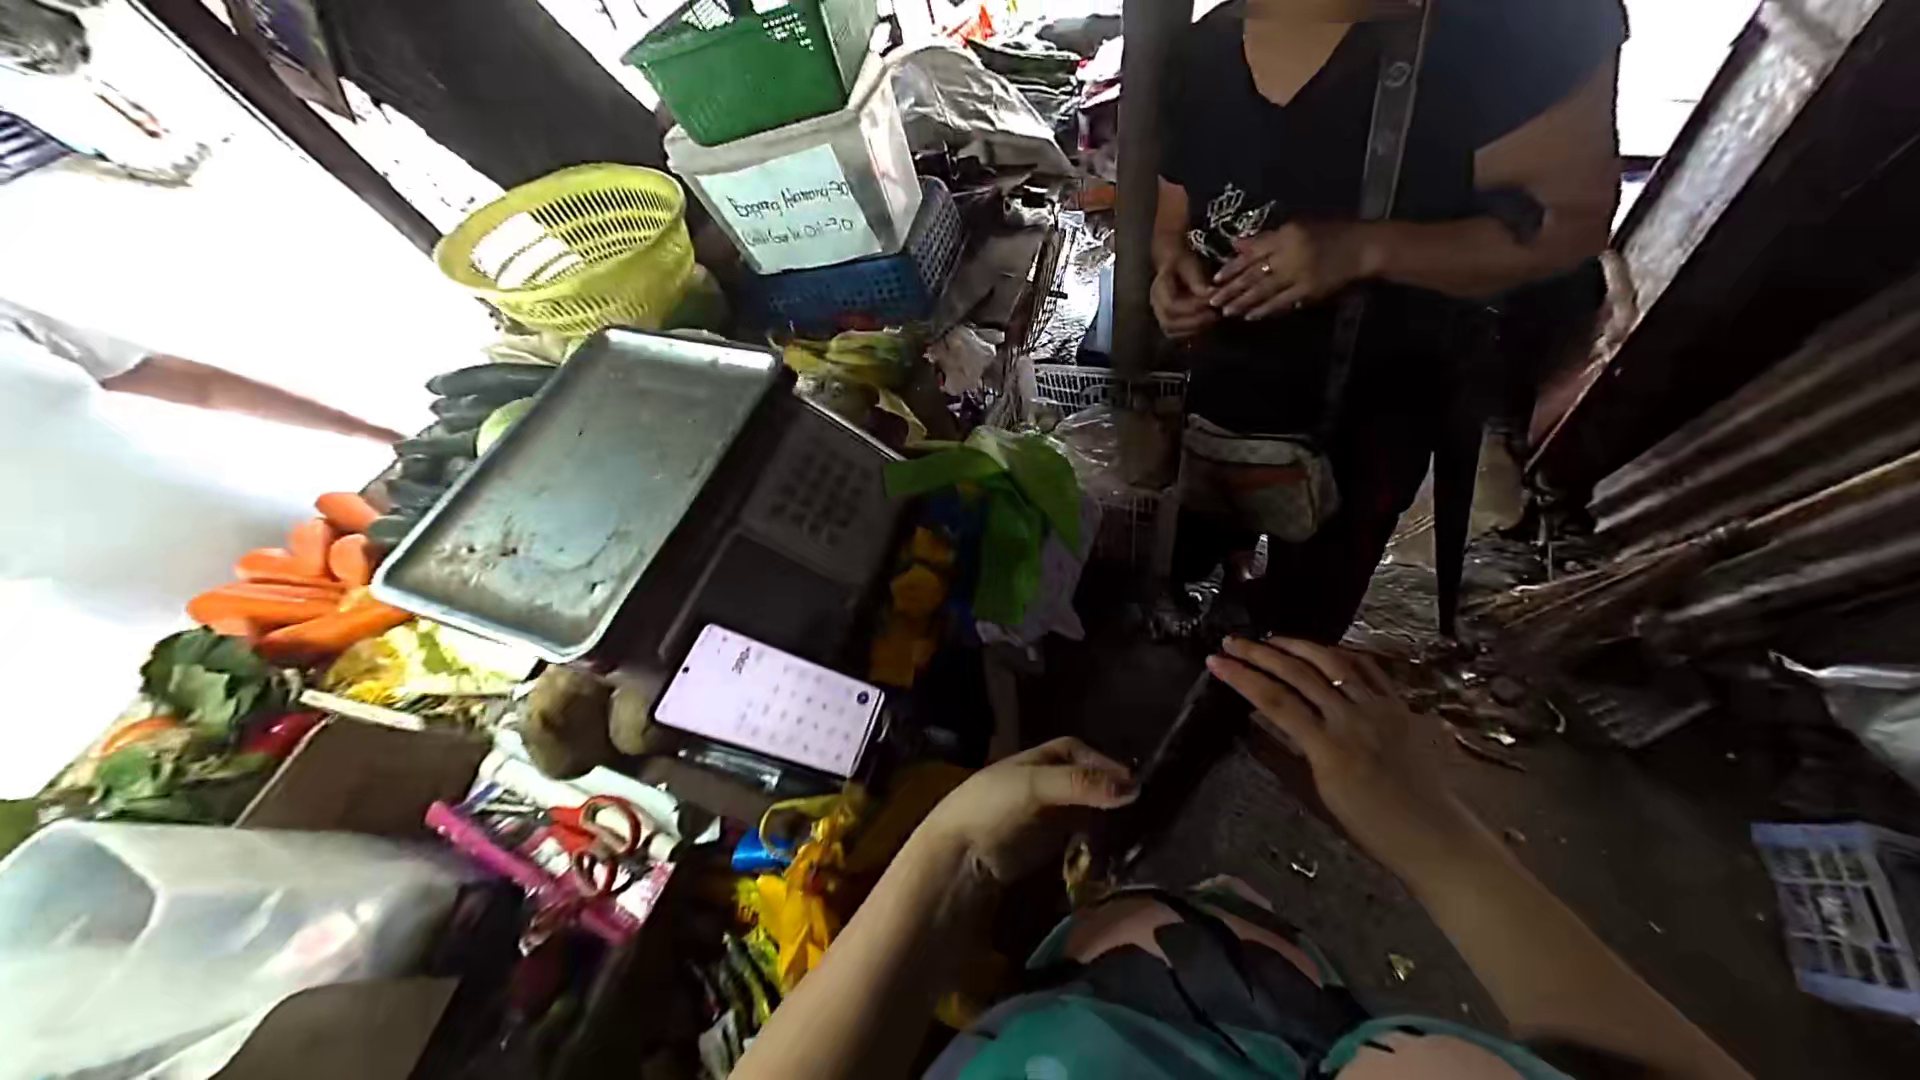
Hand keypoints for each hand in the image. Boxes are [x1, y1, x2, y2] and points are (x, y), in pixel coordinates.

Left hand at [915, 737, 1136, 884]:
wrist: (960, 855)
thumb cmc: (992, 806)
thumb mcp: (1034, 784)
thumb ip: (1080, 783)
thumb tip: (1134, 788)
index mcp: (1040, 759)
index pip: (1079, 753)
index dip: (1105, 763)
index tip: (1134, 783)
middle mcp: (1047, 784)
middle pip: (1088, 783)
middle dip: (1112, 793)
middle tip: (1144, 810)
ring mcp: (1048, 816)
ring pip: (1088, 811)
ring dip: (1109, 819)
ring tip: (1138, 832)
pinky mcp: (1049, 847)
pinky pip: (1082, 839)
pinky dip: (1098, 841)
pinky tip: (1115, 850)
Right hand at [1151, 250, 1220, 338]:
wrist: (1171, 263)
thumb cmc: (1181, 262)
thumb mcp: (1190, 264)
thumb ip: (1197, 280)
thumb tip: (1210, 295)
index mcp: (1158, 289)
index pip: (1171, 305)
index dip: (1192, 307)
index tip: (1212, 300)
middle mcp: (1155, 305)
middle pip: (1169, 323)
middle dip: (1193, 321)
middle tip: (1215, 314)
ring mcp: (1159, 315)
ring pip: (1171, 331)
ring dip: (1193, 328)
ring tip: (1212, 319)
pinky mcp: (1166, 321)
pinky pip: (1175, 333)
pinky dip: (1190, 332)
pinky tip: (1205, 324)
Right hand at [1205, 637, 1478, 879]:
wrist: (1437, 839)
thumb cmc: (1371, 827)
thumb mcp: (1317, 794)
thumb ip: (1283, 753)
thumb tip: (1252, 725)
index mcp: (1327, 747)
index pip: (1273, 699)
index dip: (1240, 676)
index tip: (1214, 661)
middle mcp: (1352, 719)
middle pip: (1297, 673)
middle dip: (1258, 653)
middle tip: (1232, 641)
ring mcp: (1379, 708)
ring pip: (1330, 662)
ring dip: (1295, 645)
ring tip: (1270, 639)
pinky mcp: (1399, 706)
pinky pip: (1367, 668)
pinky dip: (1339, 653)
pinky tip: (1321, 650)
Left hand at [1209, 222, 1381, 318]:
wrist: (1363, 248)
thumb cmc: (1330, 234)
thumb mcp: (1298, 229)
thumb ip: (1266, 238)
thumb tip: (1236, 245)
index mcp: (1286, 234)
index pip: (1253, 253)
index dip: (1232, 267)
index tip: (1215, 279)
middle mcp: (1290, 253)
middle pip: (1253, 273)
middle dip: (1231, 289)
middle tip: (1212, 301)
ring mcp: (1299, 273)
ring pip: (1263, 290)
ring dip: (1242, 302)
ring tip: (1226, 311)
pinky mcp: (1308, 289)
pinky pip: (1281, 302)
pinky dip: (1264, 309)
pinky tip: (1250, 316)